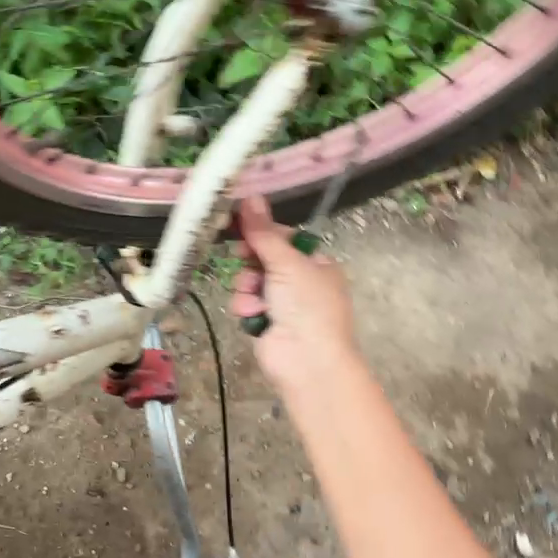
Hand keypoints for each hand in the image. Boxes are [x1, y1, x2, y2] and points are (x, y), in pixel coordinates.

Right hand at [229, 197, 358, 389]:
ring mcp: (282, 305)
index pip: (285, 239)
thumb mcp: (287, 262)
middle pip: (264, 259)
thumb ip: (264, 232)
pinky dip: (247, 308)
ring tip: (254, 298)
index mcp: (316, 264)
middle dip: (251, 263)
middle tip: (242, 257)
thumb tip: (250, 196)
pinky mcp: (265, 323)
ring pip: (250, 282)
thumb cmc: (307, 305)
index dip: (263, 233)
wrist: (307, 361)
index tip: (241, 226)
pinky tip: (254, 315)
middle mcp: (300, 282)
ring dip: (247, 288)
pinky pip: (246, 304)